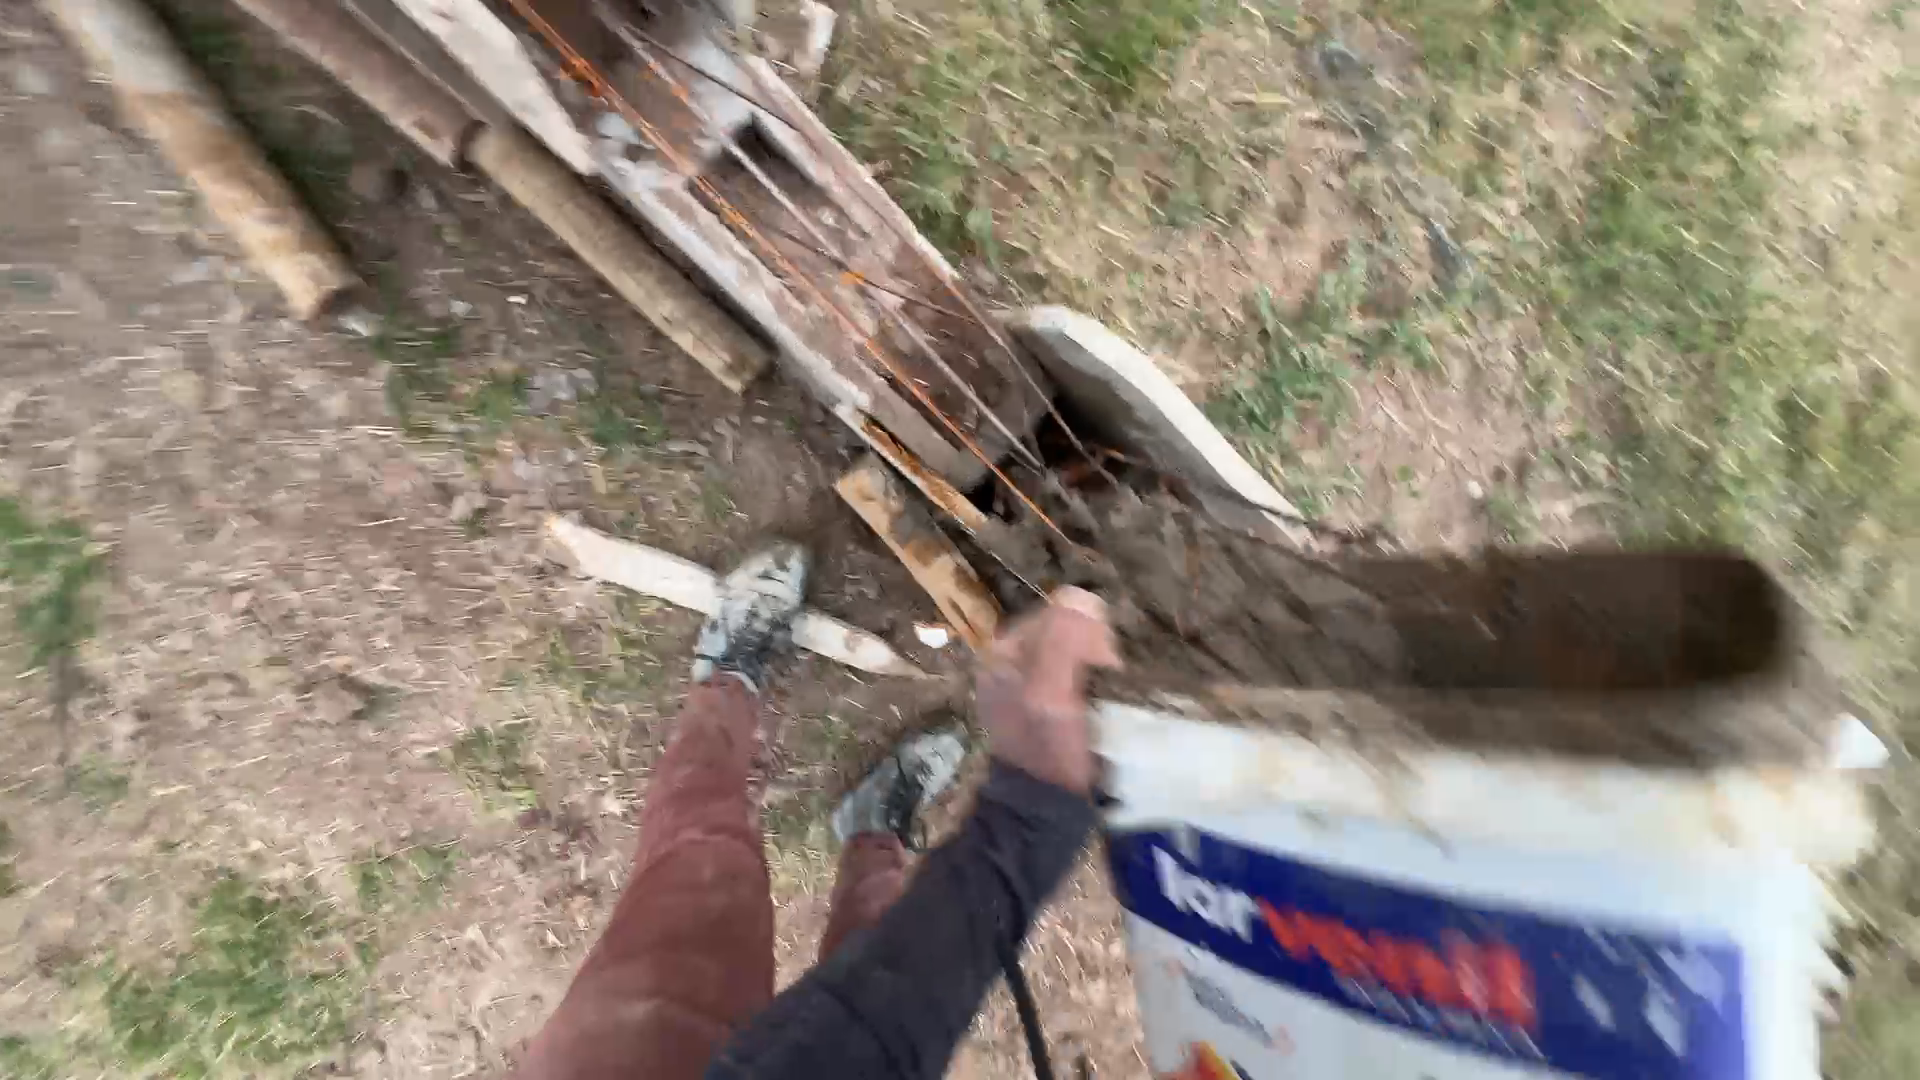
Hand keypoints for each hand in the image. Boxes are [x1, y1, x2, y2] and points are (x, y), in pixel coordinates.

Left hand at [974, 587, 1121, 794]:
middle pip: (1070, 630)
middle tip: (1102, 684)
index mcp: (1005, 650)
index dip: (1086, 632)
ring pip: (1080, 652)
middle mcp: (1014, 660)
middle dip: (1094, 651)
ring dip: (1099, 668)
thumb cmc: (1045, 746)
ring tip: (1104, 697)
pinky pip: (1082, 675)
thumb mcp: (1049, 691)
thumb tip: (1083, 597)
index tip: (1102, 663)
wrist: (1044, 809)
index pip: (1058, 612)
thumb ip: (1062, 641)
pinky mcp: (1052, 703)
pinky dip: (1097, 684)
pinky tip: (1103, 703)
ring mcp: (1032, 683)